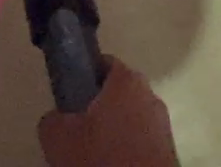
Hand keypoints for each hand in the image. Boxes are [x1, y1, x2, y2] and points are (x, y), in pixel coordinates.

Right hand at [38, 57, 179, 166]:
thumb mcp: (59, 139)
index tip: (70, 98)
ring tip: (93, 155)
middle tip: (77, 132)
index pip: (103, 63)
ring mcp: (162, 123)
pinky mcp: (169, 150)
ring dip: (113, 133)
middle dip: (98, 110)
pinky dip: (127, 151)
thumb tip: (56, 119)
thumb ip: (52, 120)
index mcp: (127, 80)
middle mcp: (149, 94)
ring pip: (129, 120)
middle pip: (116, 94)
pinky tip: (113, 164)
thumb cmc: (102, 158)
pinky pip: (141, 141)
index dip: (83, 77)